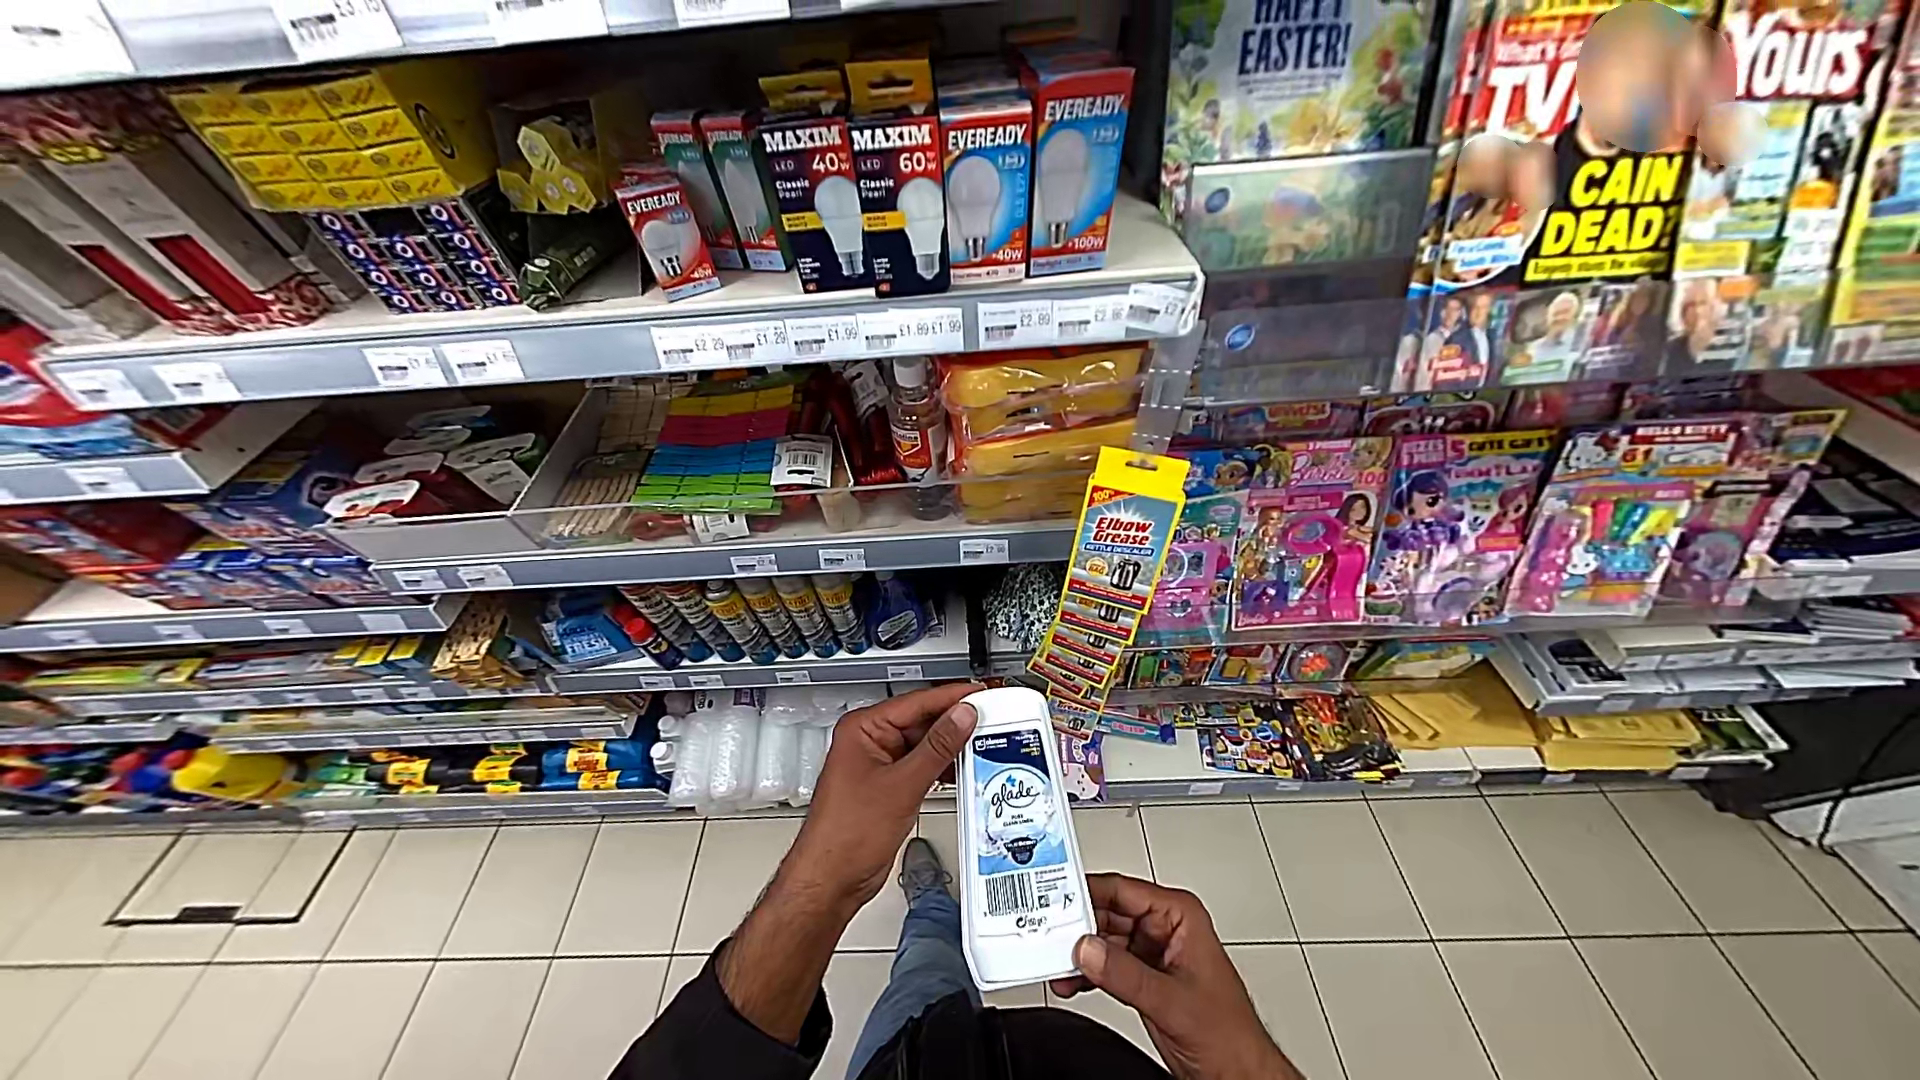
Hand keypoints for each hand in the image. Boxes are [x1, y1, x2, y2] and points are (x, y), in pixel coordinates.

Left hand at [782, 683, 978, 908]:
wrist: (831, 880)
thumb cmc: (845, 835)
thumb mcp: (902, 785)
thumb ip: (937, 748)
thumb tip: (961, 717)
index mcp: (863, 729)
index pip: (915, 702)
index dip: (950, 697)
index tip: (977, 694)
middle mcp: (869, 741)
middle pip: (921, 720)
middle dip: (953, 722)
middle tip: (987, 719)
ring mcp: (879, 763)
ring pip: (923, 743)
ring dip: (949, 746)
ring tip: (979, 742)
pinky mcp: (889, 783)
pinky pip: (920, 764)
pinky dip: (941, 765)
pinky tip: (960, 768)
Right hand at [1051, 874, 1300, 1079]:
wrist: (1240, 1077)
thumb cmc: (1231, 1036)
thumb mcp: (1173, 1000)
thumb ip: (1126, 973)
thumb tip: (1088, 948)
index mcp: (1178, 915)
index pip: (1123, 890)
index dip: (1089, 892)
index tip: (1058, 898)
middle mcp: (1163, 927)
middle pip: (1108, 911)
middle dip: (1079, 926)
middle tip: (1051, 935)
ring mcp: (1151, 951)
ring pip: (1102, 938)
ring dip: (1080, 953)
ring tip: (1058, 962)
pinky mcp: (1141, 974)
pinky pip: (1105, 963)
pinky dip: (1086, 972)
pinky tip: (1071, 980)